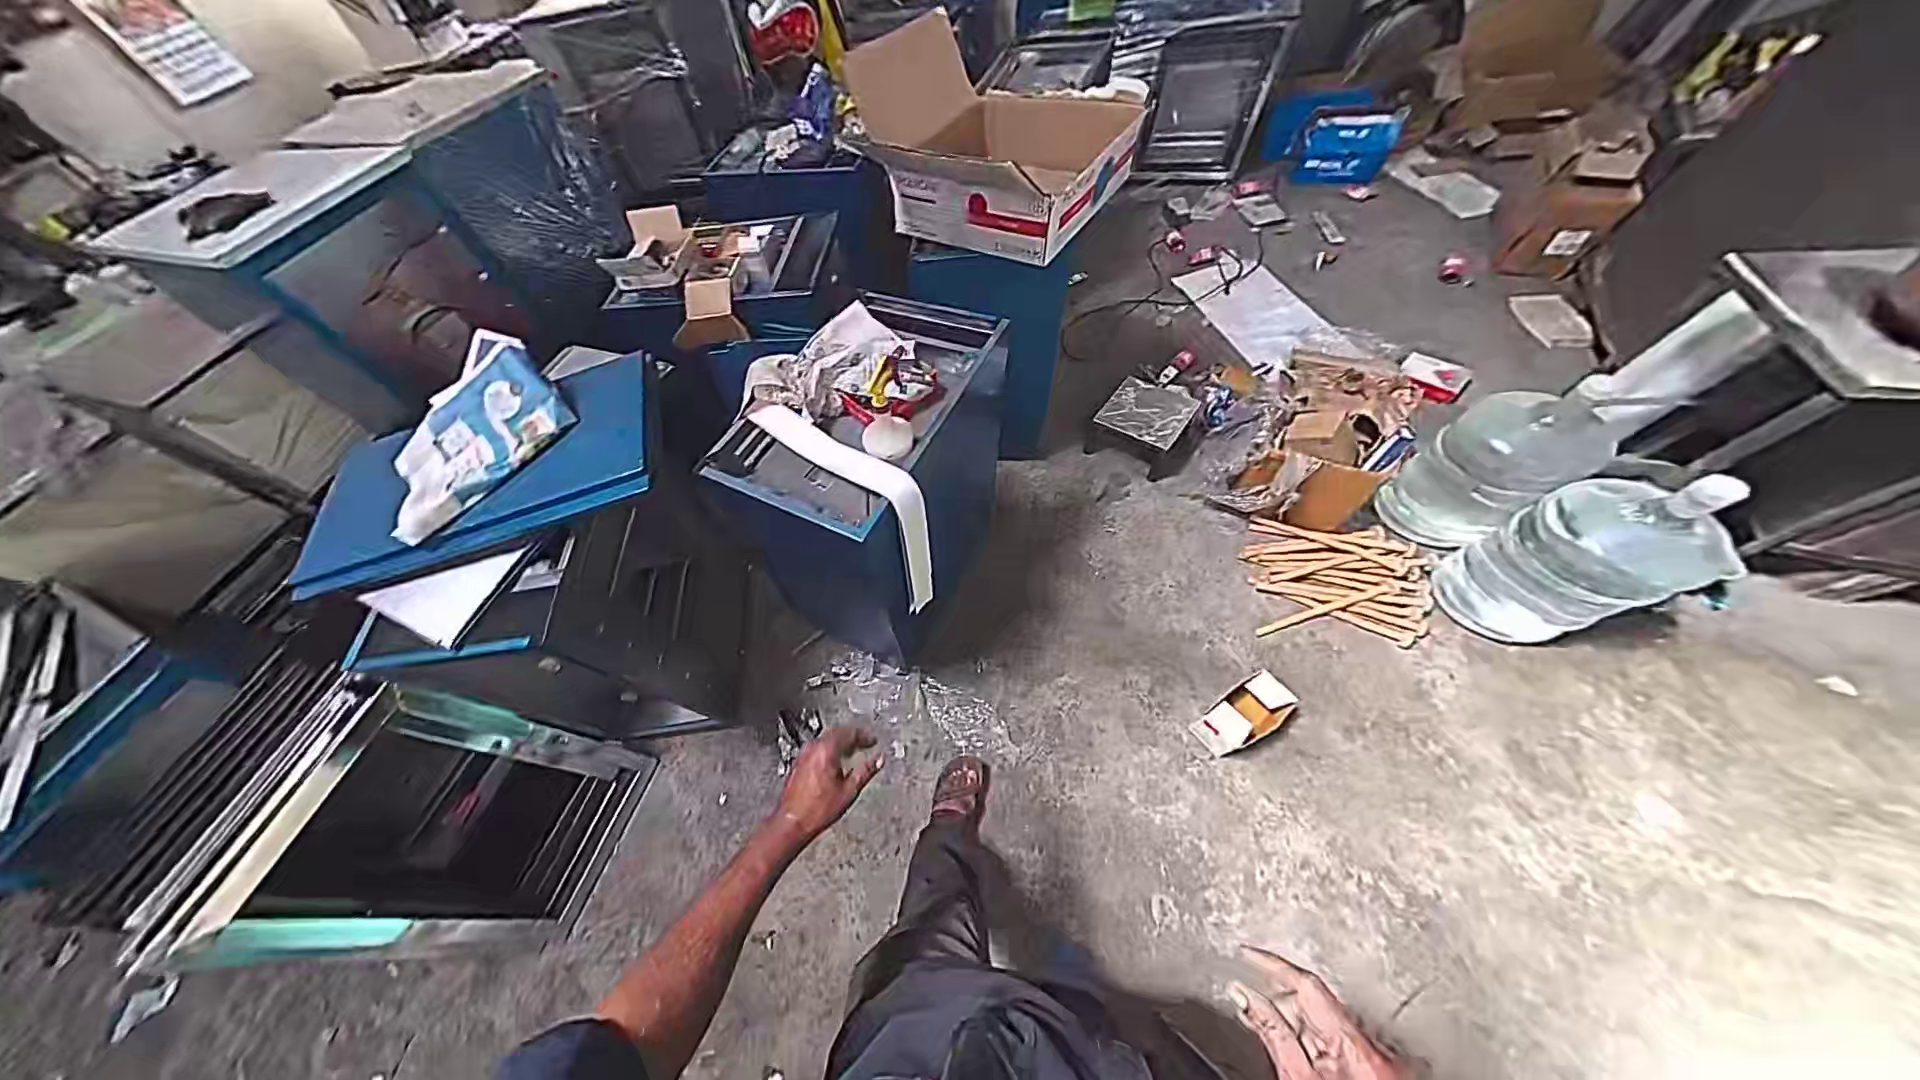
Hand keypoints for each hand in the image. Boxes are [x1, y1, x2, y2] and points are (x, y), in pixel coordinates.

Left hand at [770, 727, 883, 843]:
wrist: (792, 822)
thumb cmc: (816, 810)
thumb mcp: (849, 790)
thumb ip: (866, 771)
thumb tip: (879, 760)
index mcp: (827, 750)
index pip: (849, 733)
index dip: (864, 736)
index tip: (872, 741)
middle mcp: (813, 748)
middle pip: (837, 733)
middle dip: (852, 737)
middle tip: (865, 744)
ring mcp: (803, 755)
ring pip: (826, 740)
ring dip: (841, 743)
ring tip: (852, 753)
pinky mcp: (798, 763)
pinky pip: (817, 748)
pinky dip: (829, 750)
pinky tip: (835, 763)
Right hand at [1230, 946, 1408, 1079]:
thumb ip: (1272, 1032)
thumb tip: (1244, 994)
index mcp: (1352, 1043)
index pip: (1306, 983)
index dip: (1272, 964)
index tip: (1247, 954)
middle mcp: (1376, 1048)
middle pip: (1320, 1003)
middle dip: (1284, 999)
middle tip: (1253, 1001)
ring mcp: (1386, 1064)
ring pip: (1332, 1024)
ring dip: (1302, 1023)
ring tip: (1282, 1038)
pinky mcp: (1388, 1076)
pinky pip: (1347, 1044)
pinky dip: (1321, 1043)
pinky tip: (1309, 1057)